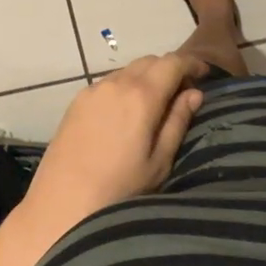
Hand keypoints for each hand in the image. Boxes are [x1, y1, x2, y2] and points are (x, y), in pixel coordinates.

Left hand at [22, 54, 208, 230]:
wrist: (61, 204)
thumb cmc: (119, 190)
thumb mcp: (158, 163)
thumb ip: (177, 122)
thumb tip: (194, 94)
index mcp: (141, 96)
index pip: (172, 63)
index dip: (191, 63)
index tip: (205, 73)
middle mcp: (116, 83)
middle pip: (149, 61)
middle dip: (169, 69)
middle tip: (184, 92)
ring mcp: (92, 90)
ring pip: (127, 71)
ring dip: (146, 77)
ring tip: (157, 103)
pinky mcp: (76, 101)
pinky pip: (109, 83)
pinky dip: (126, 86)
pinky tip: (128, 111)